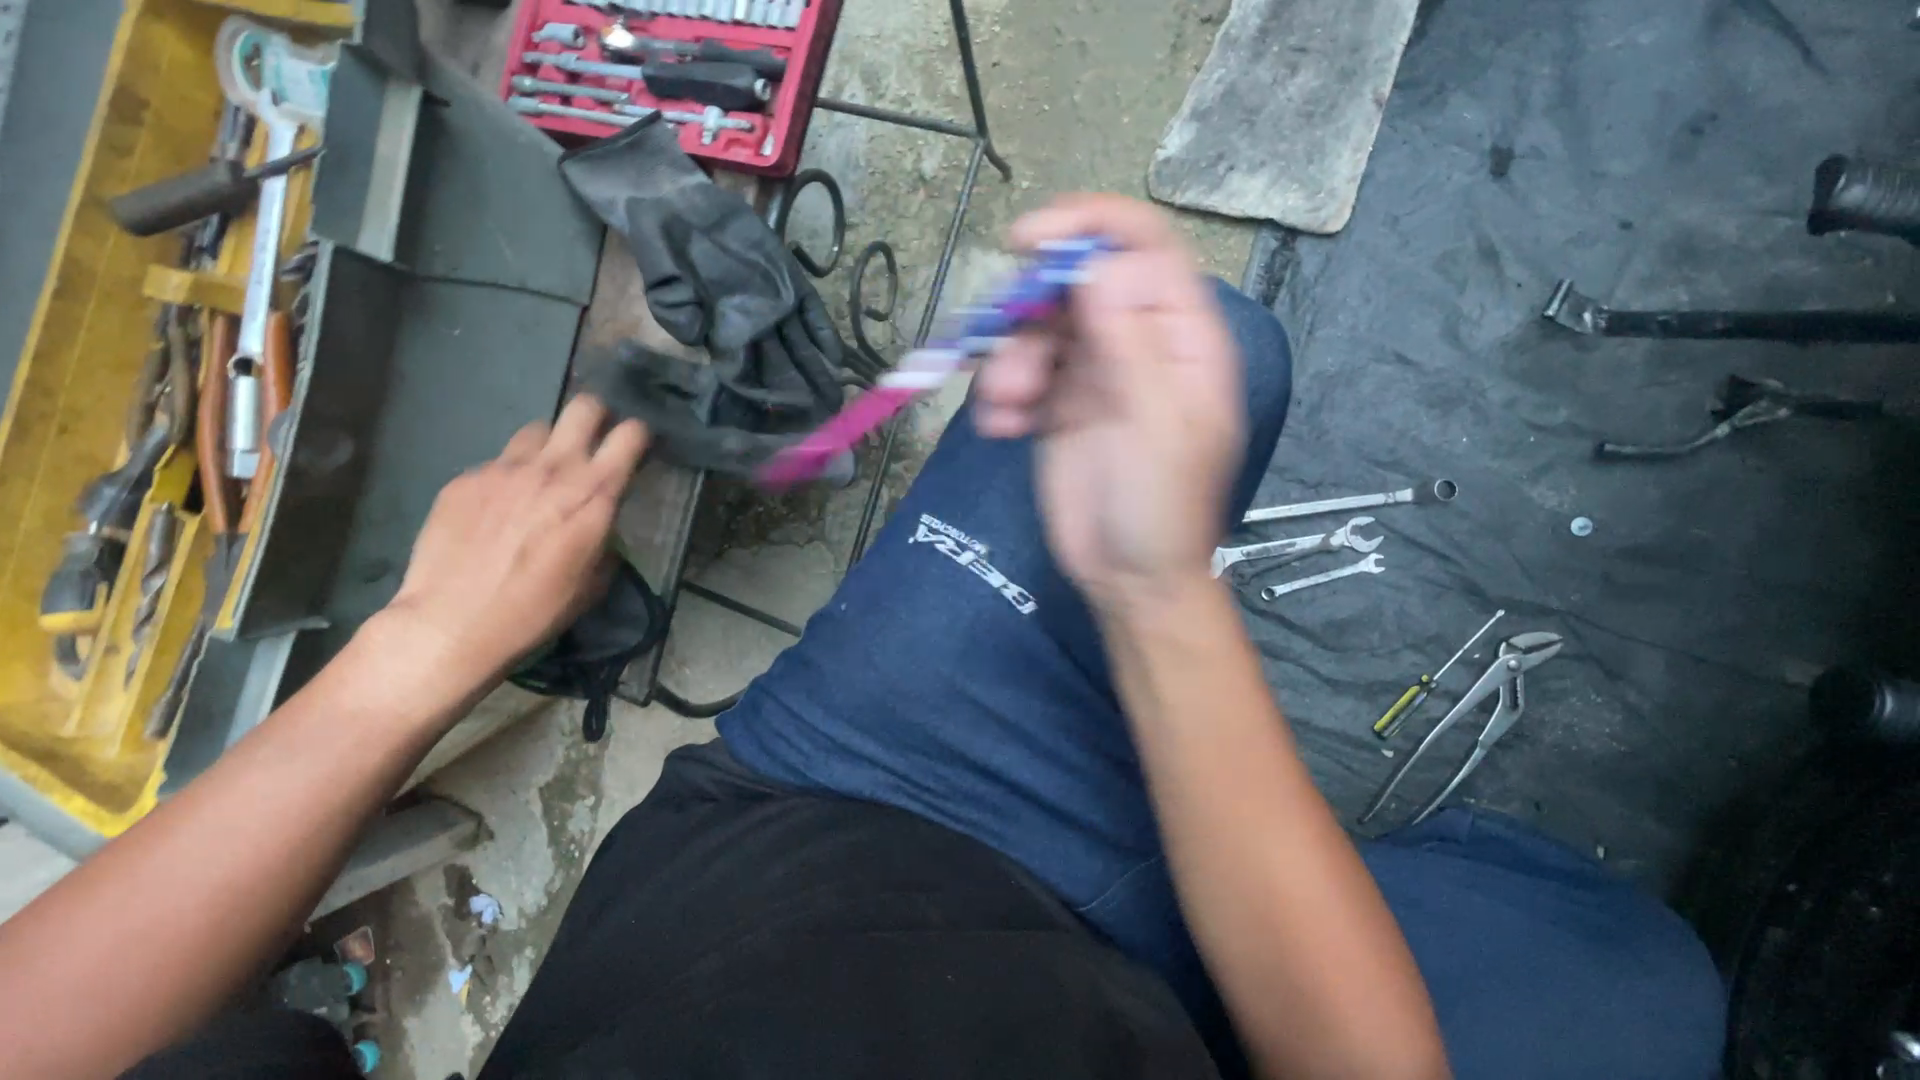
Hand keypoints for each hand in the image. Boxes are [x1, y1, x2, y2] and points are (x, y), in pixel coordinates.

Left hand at [375, 396, 648, 693]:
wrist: (452, 623)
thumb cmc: (536, 611)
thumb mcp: (592, 583)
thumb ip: (605, 541)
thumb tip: (601, 526)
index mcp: (594, 495)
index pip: (630, 436)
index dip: (638, 435)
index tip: (636, 447)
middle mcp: (553, 469)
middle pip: (583, 407)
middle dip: (595, 417)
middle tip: (592, 441)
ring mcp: (504, 468)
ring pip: (537, 431)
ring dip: (548, 446)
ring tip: (540, 476)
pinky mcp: (465, 478)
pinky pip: (497, 464)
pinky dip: (506, 479)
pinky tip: (495, 511)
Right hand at [973, 195, 1242, 612]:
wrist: (1129, 579)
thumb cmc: (1160, 509)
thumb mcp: (1155, 426)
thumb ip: (1129, 342)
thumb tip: (1095, 267)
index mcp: (1179, 337)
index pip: (1143, 248)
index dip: (1089, 227)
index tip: (1028, 241)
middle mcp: (1136, 341)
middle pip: (1076, 281)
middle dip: (1030, 308)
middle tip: (1003, 343)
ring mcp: (1094, 372)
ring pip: (1037, 327)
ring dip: (1009, 360)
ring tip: (1008, 410)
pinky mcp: (1056, 404)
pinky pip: (1018, 372)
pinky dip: (1000, 394)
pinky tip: (1005, 430)